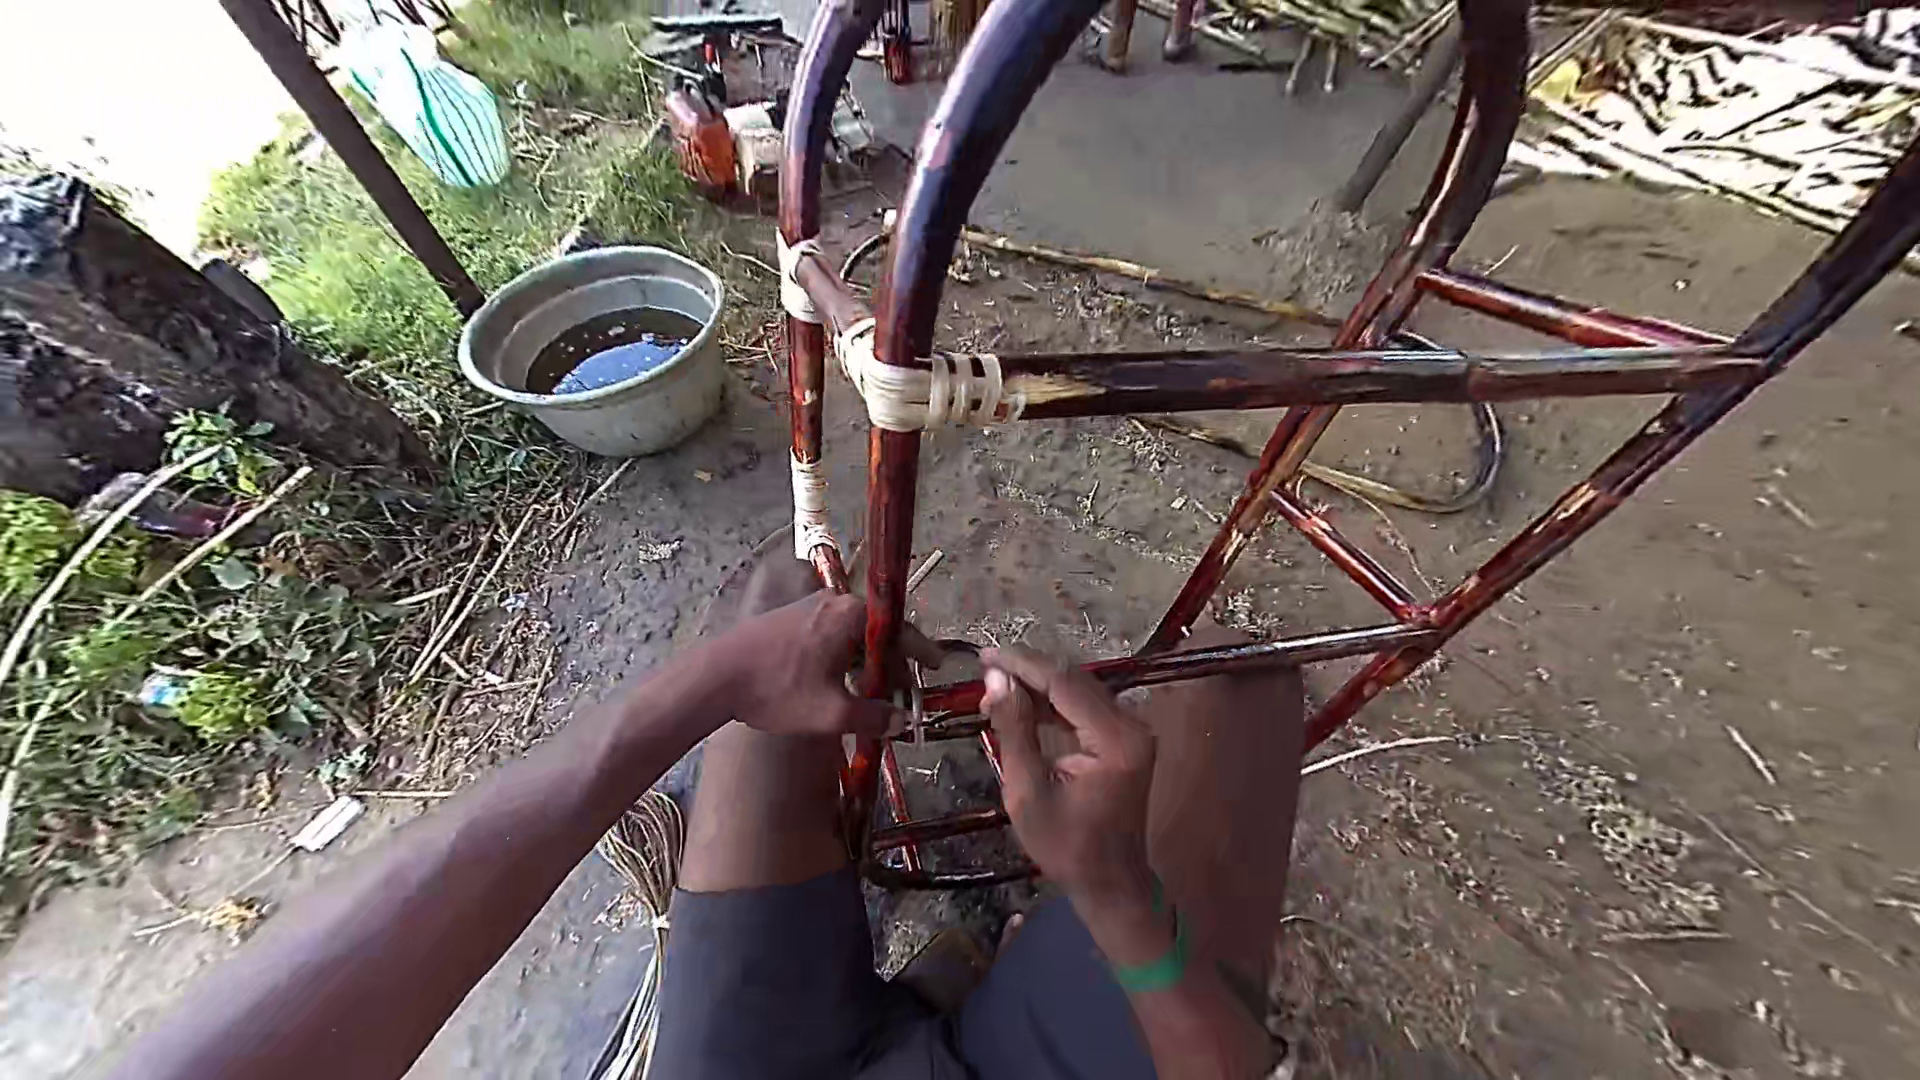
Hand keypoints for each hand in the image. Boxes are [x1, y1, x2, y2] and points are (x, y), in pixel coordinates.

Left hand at [708, 590, 902, 738]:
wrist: (715, 676)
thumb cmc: (777, 689)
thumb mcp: (831, 713)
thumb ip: (872, 717)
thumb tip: (900, 723)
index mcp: (851, 615)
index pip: (900, 631)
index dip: (921, 651)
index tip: (937, 665)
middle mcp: (835, 602)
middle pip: (878, 631)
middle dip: (893, 662)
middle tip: (901, 691)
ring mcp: (812, 606)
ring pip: (855, 633)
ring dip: (868, 661)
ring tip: (874, 691)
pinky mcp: (794, 617)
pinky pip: (834, 633)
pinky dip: (847, 655)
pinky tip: (842, 680)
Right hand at [982, 647, 1157, 910]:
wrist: (1110, 884)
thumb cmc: (1067, 848)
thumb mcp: (1027, 792)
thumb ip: (1013, 730)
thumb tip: (994, 678)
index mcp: (1115, 739)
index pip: (1063, 683)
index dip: (1021, 664)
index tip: (984, 655)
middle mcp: (1131, 724)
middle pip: (1072, 679)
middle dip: (1026, 670)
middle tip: (984, 669)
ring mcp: (1131, 728)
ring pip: (1076, 687)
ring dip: (1035, 684)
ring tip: (994, 687)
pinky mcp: (1122, 735)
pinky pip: (1081, 704)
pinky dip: (1050, 700)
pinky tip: (1020, 702)